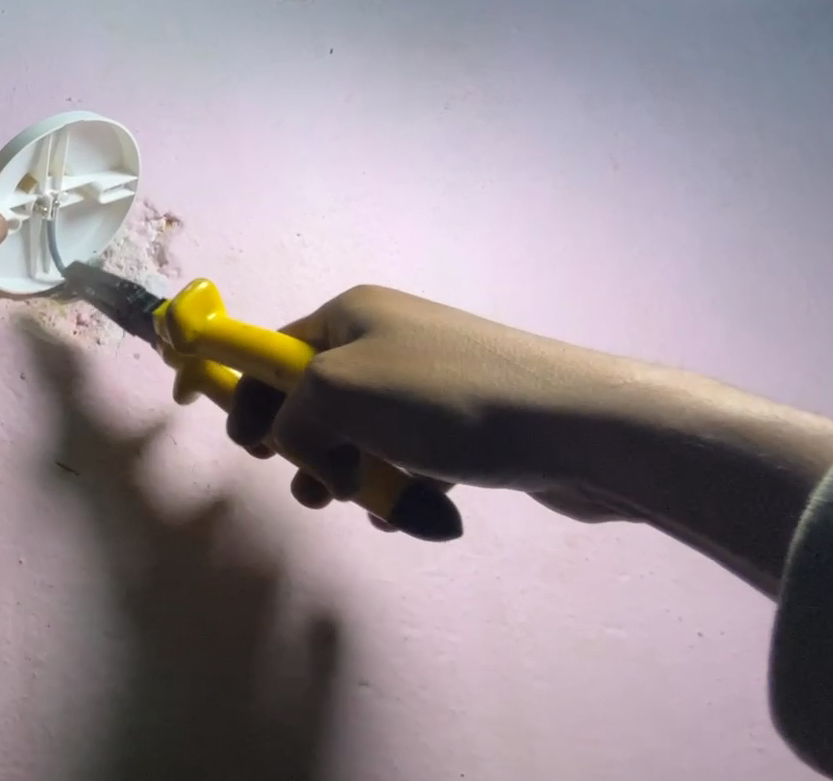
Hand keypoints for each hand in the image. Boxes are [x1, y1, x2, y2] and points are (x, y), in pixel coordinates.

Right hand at [226, 284, 832, 594]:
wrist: (586, 426)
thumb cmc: (442, 398)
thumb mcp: (335, 395)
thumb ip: (290, 421)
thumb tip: (304, 451)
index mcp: (348, 316)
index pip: (273, 354)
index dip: (250, 398)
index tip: (246, 448)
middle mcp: (384, 339)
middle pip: (316, 400)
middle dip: (309, 451)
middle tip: (313, 492)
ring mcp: (427, 380)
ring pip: (363, 436)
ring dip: (359, 478)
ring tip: (374, 510)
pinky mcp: (466, 420)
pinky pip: (410, 454)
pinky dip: (405, 485)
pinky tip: (420, 515)